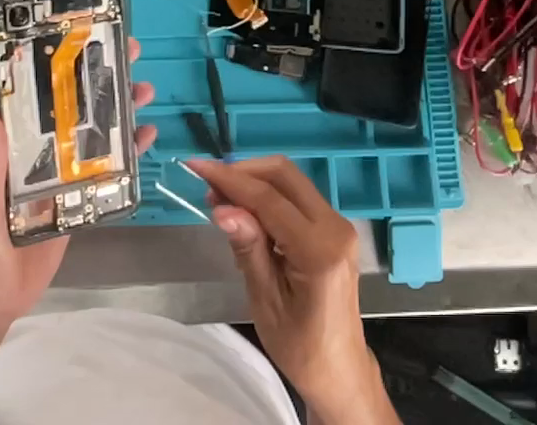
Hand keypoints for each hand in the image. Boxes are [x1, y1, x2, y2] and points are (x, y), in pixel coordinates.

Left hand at [0, 41, 155, 327]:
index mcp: (8, 148)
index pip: (32, 97)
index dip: (56, 66)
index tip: (80, 38)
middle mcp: (35, 153)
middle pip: (71, 108)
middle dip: (98, 79)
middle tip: (128, 52)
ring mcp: (58, 176)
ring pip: (93, 134)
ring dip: (118, 110)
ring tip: (145, 88)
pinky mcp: (78, 201)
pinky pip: (106, 171)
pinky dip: (127, 153)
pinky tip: (147, 136)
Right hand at [187, 156, 393, 423]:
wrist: (340, 370)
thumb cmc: (301, 346)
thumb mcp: (266, 302)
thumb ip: (248, 249)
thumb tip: (222, 208)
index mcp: (319, 250)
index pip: (269, 198)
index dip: (230, 179)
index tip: (196, 166)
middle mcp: (335, 228)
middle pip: (284, 174)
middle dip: (242, 171)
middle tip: (208, 185)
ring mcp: (338, 225)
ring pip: (290, 180)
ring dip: (253, 180)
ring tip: (220, 199)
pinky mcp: (334, 229)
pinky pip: (296, 196)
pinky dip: (267, 193)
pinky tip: (244, 210)